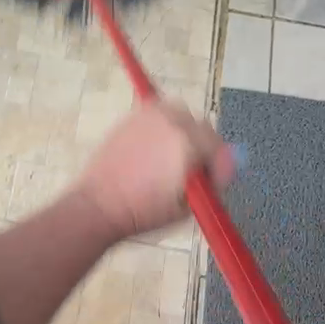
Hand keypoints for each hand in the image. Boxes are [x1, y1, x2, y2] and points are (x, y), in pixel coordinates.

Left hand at [70, 100, 234, 238]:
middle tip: (196, 168)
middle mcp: (171, 121)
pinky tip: (157, 145)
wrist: (100, 203)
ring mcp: (150, 115)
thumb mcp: (186, 207)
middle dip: (203, 144)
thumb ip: (209, 184)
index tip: (214, 179)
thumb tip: (225, 168)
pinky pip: (158, 111)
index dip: (220, 163)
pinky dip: (164, 123)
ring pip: (180, 112)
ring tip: (177, 153)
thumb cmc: (143, 212)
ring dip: (185, 129)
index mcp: (187, 143)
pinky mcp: (132, 115)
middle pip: (200, 125)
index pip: (217, 143)